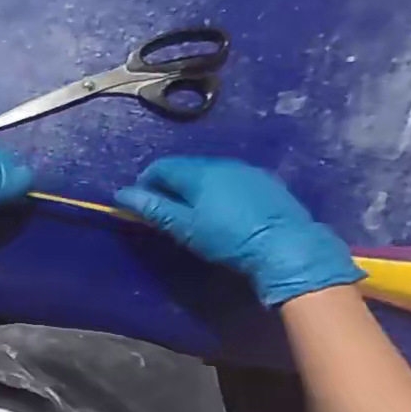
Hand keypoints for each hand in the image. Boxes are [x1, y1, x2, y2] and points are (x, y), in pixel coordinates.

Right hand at [115, 157, 364, 305]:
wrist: (288, 247)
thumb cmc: (228, 238)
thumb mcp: (184, 227)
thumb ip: (153, 208)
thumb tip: (122, 194)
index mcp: (198, 172)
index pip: (160, 167)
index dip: (144, 184)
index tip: (141, 205)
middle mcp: (221, 163)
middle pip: (184, 167)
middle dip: (168, 186)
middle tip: (166, 212)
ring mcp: (247, 171)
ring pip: (208, 173)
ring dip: (193, 188)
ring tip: (193, 214)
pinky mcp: (266, 182)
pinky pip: (231, 180)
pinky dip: (217, 191)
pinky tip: (223, 213)